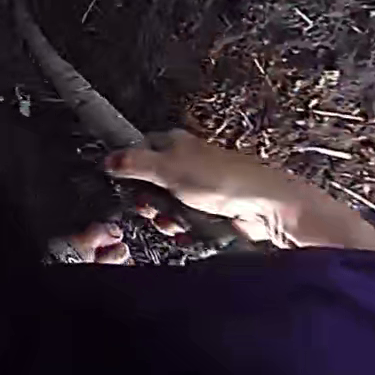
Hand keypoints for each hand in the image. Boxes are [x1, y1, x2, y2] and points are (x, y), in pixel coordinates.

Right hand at [105, 130, 303, 242]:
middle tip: (149, 207)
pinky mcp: (210, 209)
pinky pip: (185, 220)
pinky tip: (186, 231)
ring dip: (165, 217)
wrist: (267, 206)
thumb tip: (106, 160)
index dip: (128, 166)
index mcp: (173, 143)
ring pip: (166, 203)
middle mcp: (185, 162)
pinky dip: (183, 228)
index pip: (138, 149)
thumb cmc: (223, 178)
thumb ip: (133, 163)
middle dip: (148, 199)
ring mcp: (198, 187)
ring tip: (173, 222)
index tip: (123, 182)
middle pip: (150, 181)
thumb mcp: (167, 168)